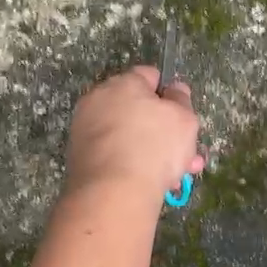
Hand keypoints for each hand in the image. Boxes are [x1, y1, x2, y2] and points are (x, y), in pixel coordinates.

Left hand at [64, 67, 205, 204]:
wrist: (113, 191)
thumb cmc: (154, 146)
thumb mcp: (184, 119)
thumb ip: (181, 100)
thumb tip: (174, 89)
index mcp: (123, 83)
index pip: (149, 75)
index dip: (169, 94)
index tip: (182, 115)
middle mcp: (98, 100)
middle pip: (138, 109)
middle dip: (164, 130)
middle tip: (185, 152)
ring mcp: (86, 129)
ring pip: (129, 135)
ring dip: (153, 151)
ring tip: (176, 176)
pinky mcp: (80, 157)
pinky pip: (116, 154)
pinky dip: (133, 164)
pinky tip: (154, 183)